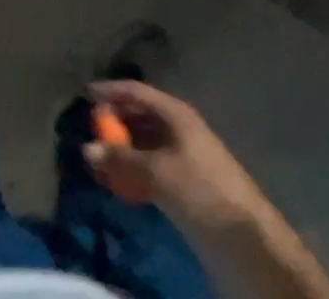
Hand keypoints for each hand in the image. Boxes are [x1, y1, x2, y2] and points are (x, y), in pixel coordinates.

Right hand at [85, 80, 266, 233]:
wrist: (243, 237)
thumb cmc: (201, 190)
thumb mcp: (157, 172)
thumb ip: (121, 158)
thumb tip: (87, 149)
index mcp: (176, 115)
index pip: (137, 92)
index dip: (111, 91)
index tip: (84, 93)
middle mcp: (178, 129)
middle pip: (140, 116)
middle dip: (114, 121)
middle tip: (87, 131)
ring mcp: (181, 156)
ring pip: (143, 143)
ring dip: (121, 149)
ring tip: (96, 159)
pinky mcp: (182, 182)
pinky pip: (149, 168)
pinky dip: (132, 171)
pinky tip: (116, 182)